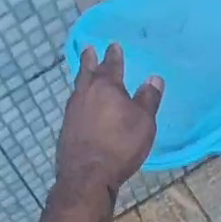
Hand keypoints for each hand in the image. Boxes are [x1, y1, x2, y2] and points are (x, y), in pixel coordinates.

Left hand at [55, 44, 161, 194]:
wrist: (87, 175)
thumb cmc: (120, 146)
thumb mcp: (143, 123)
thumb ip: (148, 99)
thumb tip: (154, 79)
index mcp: (107, 86)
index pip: (111, 64)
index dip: (114, 55)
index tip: (113, 46)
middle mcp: (86, 93)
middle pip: (87, 71)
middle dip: (90, 59)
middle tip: (89, 49)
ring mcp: (72, 111)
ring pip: (78, 88)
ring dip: (82, 79)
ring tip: (84, 75)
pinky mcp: (66, 129)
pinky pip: (74, 107)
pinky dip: (79, 101)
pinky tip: (81, 106)